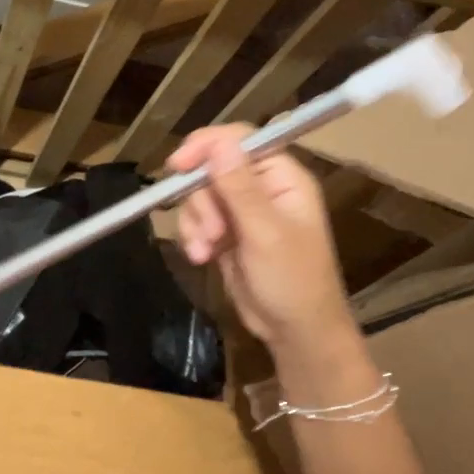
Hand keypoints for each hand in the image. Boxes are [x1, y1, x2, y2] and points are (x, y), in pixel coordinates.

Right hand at [169, 125, 350, 353]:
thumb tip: (218, 143)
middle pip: (211, 167)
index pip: (239, 140)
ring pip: (199, 194)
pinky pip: (197, 218)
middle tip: (211, 231)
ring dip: (195, 222)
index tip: (178, 166)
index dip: (206, 146)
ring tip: (205, 251)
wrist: (295, 332)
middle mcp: (262, 186)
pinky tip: (202, 257)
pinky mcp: (226, 231)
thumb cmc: (293, 281)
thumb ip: (239, 187)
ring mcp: (243, 210)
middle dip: (202, 199)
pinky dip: (193, 235)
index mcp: (282, 177)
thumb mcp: (265, 233)